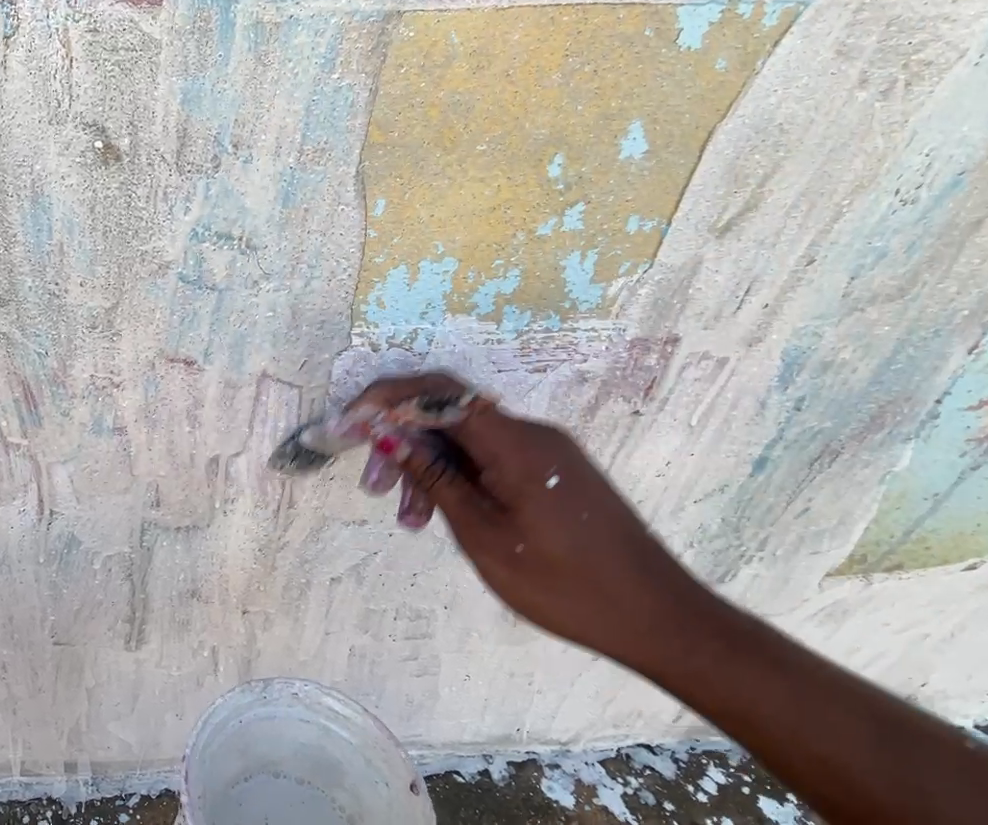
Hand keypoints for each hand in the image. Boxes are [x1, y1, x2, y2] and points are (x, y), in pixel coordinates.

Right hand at [341, 373, 716, 665]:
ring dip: (426, 468)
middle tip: (371, 486)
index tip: (348, 424)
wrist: (662, 621)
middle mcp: (530, 433)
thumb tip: (385, 431)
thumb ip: (432, 477)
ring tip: (408, 519)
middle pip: (447, 414)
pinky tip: (440, 516)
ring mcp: (543, 452)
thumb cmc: (565, 584)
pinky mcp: (550, 472)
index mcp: (516, 442)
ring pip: (465, 441)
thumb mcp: (483, 533)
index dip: (385, 398)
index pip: (438, 391)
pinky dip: (455, 479)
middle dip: (400, 440)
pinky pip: (488, 459)